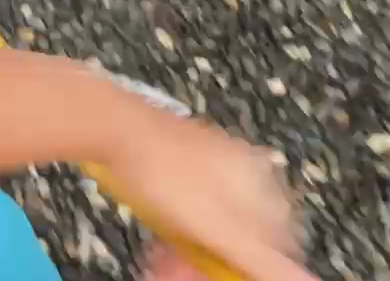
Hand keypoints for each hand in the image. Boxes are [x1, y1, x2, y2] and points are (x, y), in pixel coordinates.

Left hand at [99, 101, 314, 280]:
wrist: (110, 124)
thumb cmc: (164, 173)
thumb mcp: (218, 228)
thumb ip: (264, 261)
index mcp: (260, 182)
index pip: (279, 247)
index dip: (250, 271)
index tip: (220, 277)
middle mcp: (240, 166)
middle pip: (240, 235)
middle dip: (212, 262)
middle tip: (180, 275)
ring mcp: (208, 157)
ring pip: (210, 222)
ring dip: (190, 251)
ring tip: (162, 266)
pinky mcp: (178, 155)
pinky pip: (187, 204)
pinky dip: (175, 227)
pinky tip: (157, 244)